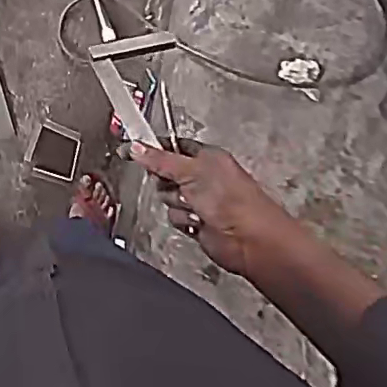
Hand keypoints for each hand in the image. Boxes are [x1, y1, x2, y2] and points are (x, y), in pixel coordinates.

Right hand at [130, 140, 305, 278]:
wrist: (250, 240)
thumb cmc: (233, 201)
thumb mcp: (190, 171)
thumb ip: (159, 159)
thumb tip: (136, 147)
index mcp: (207, 157)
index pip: (172, 145)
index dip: (155, 148)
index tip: (136, 149)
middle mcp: (203, 177)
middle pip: (164, 172)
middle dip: (166, 181)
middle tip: (177, 184)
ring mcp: (200, 200)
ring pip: (166, 196)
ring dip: (176, 202)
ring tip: (194, 207)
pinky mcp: (196, 221)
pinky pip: (174, 216)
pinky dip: (183, 219)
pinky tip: (197, 221)